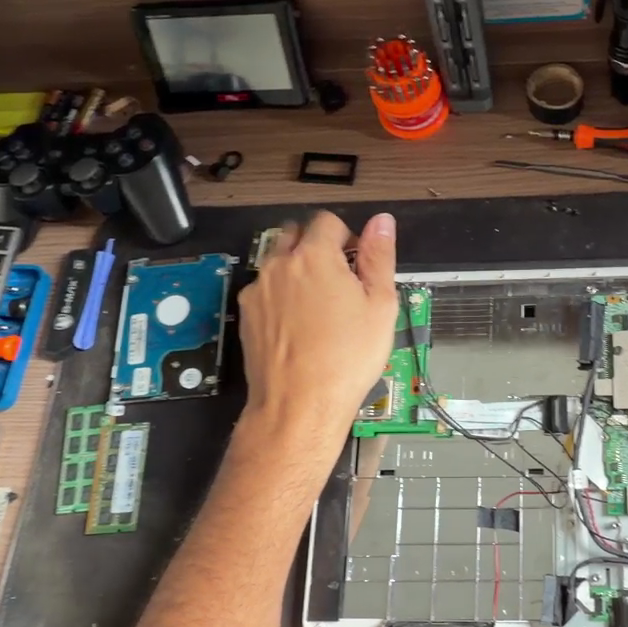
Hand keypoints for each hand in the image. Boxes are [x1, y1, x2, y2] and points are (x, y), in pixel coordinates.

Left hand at [236, 211, 397, 465]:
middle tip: (340, 280)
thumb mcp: (380, 304)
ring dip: (297, 269)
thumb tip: (381, 221)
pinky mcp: (246, 315)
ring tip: (319, 306)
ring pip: (277, 262)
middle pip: (296, 233)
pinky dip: (280, 296)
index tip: (357, 264)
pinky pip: (265, 290)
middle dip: (317, 246)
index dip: (347, 237)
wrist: (299, 405)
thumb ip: (379, 256)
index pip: (328, 222)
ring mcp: (257, 290)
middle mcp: (279, 265)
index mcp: (314, 256)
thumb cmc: (348, 357)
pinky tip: (298, 327)